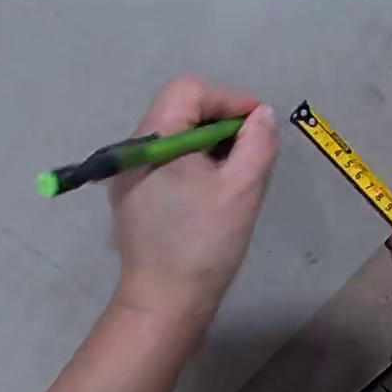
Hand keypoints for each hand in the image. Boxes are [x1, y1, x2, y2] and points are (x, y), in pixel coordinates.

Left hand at [109, 77, 278, 323]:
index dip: (228, 99)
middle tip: (249, 148)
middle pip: (179, 108)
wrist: (164, 301)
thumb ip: (257, 143)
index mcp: (153, 138)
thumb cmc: (204, 243)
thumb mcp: (242, 189)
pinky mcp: (132, 193)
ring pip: (174, 133)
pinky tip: (212, 187)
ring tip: (234, 170)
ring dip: (208, 141)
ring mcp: (129, 172)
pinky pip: (166, 157)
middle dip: (220, 119)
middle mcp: (133, 148)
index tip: (256, 125)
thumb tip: (262, 114)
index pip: (189, 90)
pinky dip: (193, 160)